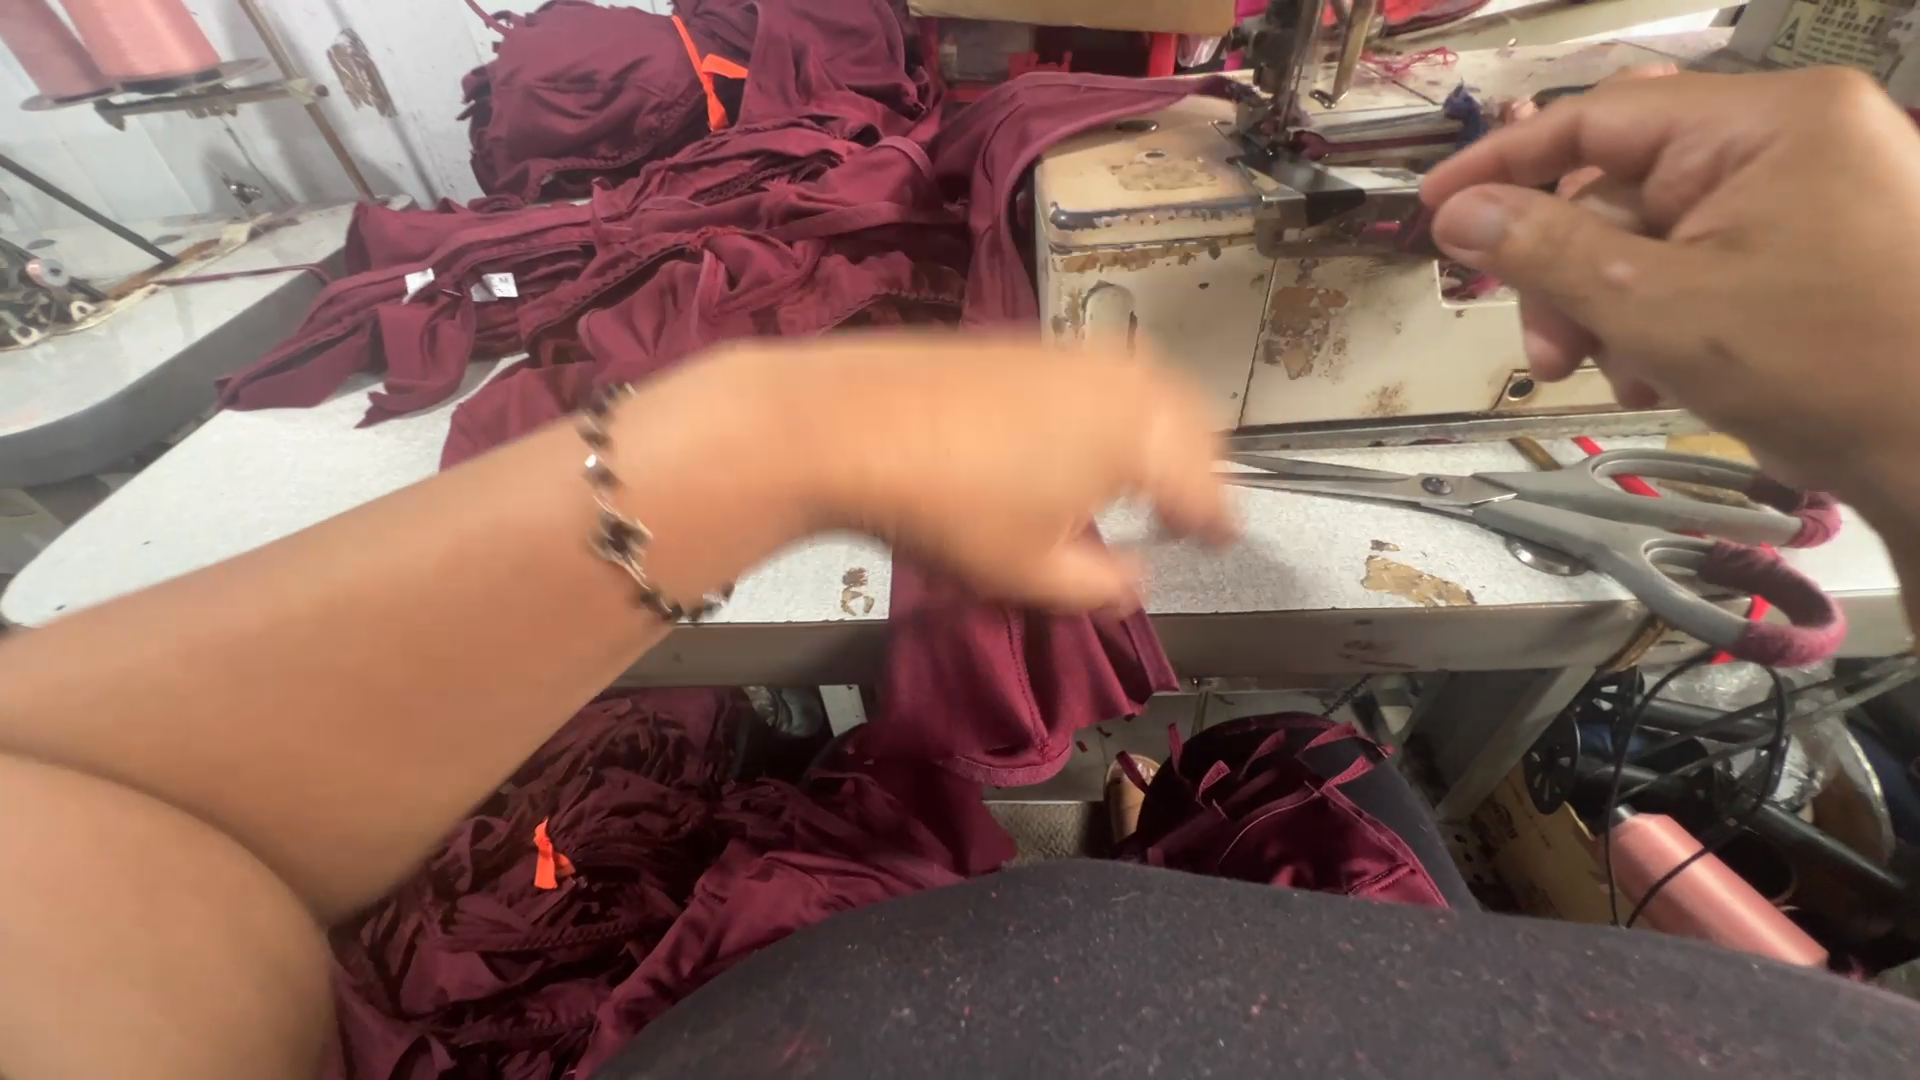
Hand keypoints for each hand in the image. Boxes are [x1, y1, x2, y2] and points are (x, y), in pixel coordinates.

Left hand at [661, 334, 1235, 609]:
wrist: (850, 424)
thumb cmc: (952, 510)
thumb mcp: (1031, 574)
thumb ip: (1100, 585)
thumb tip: (1135, 583)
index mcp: (1140, 439)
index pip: (1205, 486)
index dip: (1220, 520)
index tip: (1227, 537)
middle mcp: (1120, 381)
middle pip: (1190, 420)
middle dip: (1199, 465)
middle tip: (1188, 506)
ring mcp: (1070, 352)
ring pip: (1146, 388)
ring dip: (1159, 429)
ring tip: (1141, 469)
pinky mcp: (1023, 341)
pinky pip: (1098, 373)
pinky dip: (1113, 405)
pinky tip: (1079, 432)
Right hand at [1419, 66, 1919, 522]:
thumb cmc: (1811, 358)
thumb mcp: (1647, 301)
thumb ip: (1540, 249)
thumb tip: (1454, 213)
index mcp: (1758, 125)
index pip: (1594, 118)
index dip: (1499, 162)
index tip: (1429, 208)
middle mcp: (1771, 147)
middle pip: (1605, 196)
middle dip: (1559, 278)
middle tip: (1547, 354)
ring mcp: (1777, 203)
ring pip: (1625, 246)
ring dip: (1592, 315)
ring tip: (1607, 375)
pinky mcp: (1776, 255)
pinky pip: (1665, 274)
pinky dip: (1635, 325)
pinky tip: (1650, 374)